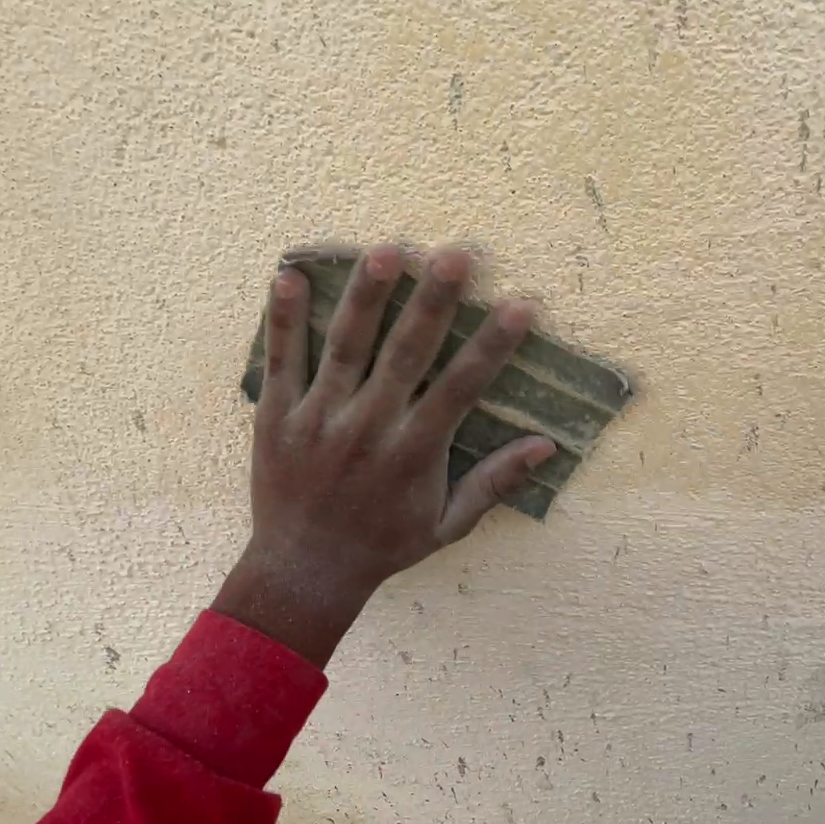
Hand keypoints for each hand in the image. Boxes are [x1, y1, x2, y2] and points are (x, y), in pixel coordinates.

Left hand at [211, 244, 555, 666]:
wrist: (302, 572)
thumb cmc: (384, 545)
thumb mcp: (448, 526)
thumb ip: (495, 482)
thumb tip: (548, 446)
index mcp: (413, 453)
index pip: (461, 388)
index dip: (493, 346)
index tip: (520, 305)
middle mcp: (368, 428)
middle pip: (406, 355)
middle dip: (433, 303)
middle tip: (454, 256)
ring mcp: (318, 417)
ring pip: (345, 348)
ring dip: (367, 298)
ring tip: (387, 251)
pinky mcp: (276, 415)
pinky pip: (281, 361)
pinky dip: (284, 319)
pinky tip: (291, 275)